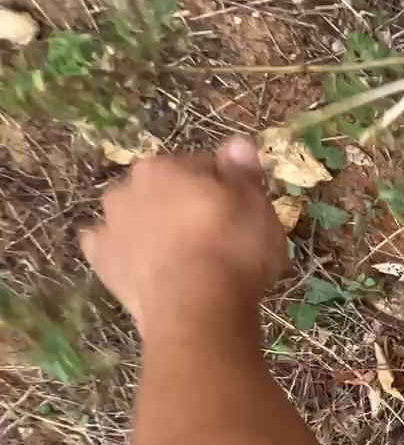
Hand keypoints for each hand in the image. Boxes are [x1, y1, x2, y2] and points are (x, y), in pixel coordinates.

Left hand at [80, 136, 287, 342]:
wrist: (197, 302)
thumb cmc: (235, 250)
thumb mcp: (258, 210)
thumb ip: (245, 174)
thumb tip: (240, 143)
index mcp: (168, 170)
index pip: (205, 166)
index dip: (229, 187)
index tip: (248, 210)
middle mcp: (129, 187)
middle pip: (166, 189)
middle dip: (189, 204)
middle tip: (222, 233)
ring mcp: (110, 222)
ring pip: (139, 215)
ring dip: (160, 225)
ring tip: (192, 254)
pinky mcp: (103, 257)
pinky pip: (117, 245)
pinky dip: (133, 250)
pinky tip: (156, 265)